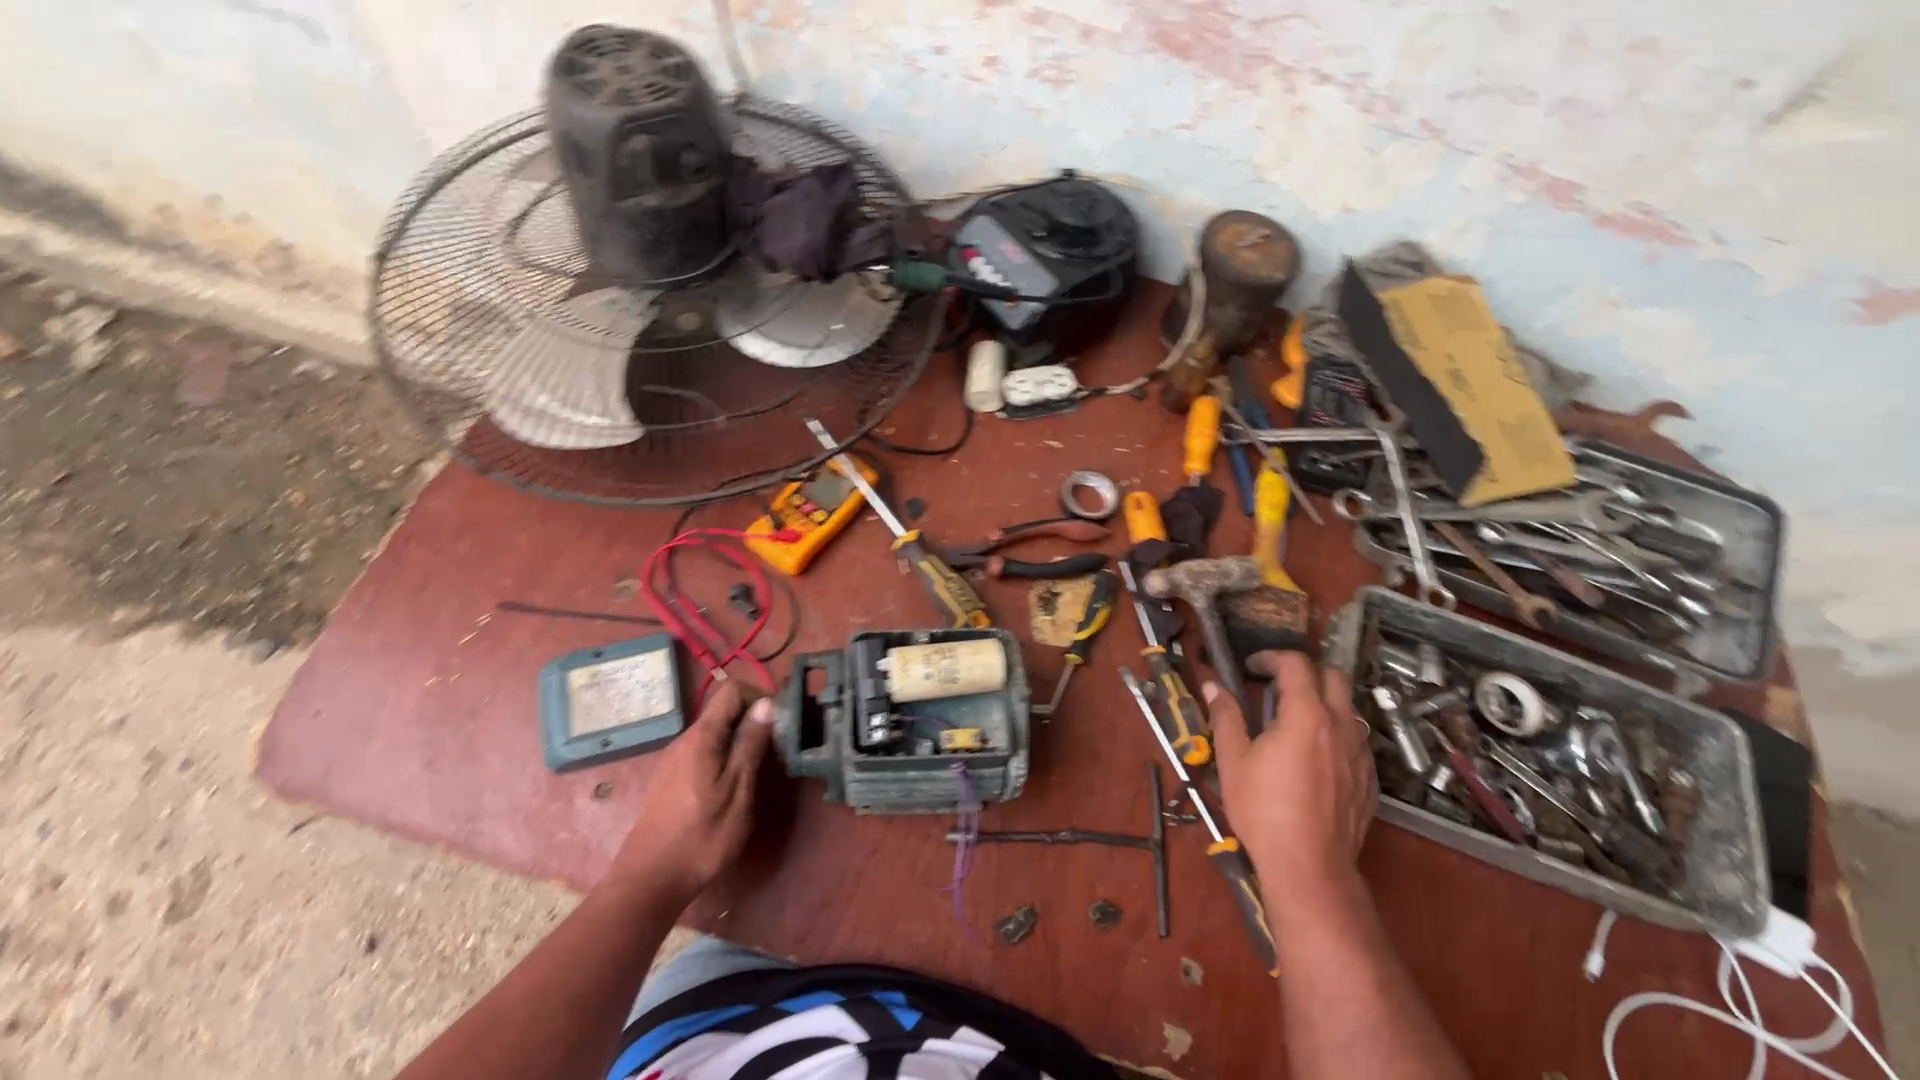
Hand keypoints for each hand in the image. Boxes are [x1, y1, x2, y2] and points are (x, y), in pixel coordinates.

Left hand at [604, 681, 773, 903]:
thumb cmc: (702, 836)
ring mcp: (674, 760)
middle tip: (777, 751)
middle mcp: (684, 740)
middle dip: (752, 722)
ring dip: (740, 742)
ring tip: (760, 771)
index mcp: (702, 737)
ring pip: (714, 734)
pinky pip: (703, 753)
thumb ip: (750, 745)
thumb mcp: (738, 790)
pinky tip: (734, 787)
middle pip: (723, 712)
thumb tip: (766, 704)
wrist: (651, 880)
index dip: (759, 697)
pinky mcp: (671, 779)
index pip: (732, 691)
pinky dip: (724, 758)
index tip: (780, 723)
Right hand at [1209, 652, 1376, 887]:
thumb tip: (1213, 686)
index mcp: (1306, 714)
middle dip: (1306, 672)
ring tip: (1295, 722)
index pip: (1296, 664)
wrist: (1309, 865)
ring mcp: (1360, 752)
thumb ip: (1226, 717)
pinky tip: (1314, 758)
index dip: (1272, 657)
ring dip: (1323, 702)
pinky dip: (1335, 734)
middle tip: (1278, 686)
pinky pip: (1356, 741)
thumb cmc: (1263, 809)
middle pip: (1333, 676)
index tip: (1253, 667)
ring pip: (1348, 708)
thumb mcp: (1234, 760)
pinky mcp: (1370, 778)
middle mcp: (1341, 724)